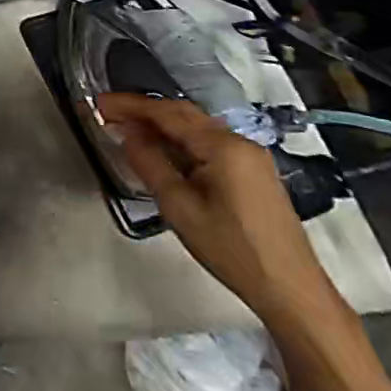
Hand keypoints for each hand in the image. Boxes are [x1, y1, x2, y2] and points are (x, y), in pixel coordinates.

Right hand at [99, 93, 319, 318]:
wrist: (289, 287)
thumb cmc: (231, 250)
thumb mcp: (181, 210)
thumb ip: (151, 166)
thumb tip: (128, 134)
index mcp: (222, 145)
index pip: (168, 114)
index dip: (131, 105)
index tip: (100, 103)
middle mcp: (238, 140)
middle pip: (184, 115)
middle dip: (145, 111)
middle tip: (109, 113)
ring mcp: (250, 154)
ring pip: (198, 128)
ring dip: (163, 126)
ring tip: (130, 130)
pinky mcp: (254, 170)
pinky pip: (211, 143)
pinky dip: (183, 141)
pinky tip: (166, 152)